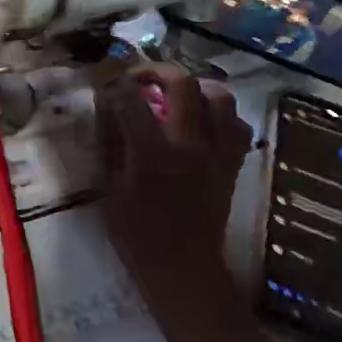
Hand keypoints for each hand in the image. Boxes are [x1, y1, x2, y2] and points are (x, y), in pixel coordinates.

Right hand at [97, 67, 252, 297]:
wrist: (184, 270)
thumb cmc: (138, 235)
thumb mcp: (109, 190)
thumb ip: (109, 143)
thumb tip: (105, 107)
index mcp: (152, 154)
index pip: (131, 99)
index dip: (115, 85)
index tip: (105, 85)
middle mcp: (189, 145)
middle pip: (182, 85)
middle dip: (157, 71)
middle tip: (140, 79)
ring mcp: (217, 153)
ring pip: (220, 97)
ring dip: (196, 88)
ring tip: (176, 95)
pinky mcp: (232, 164)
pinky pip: (236, 125)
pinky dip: (221, 116)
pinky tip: (203, 123)